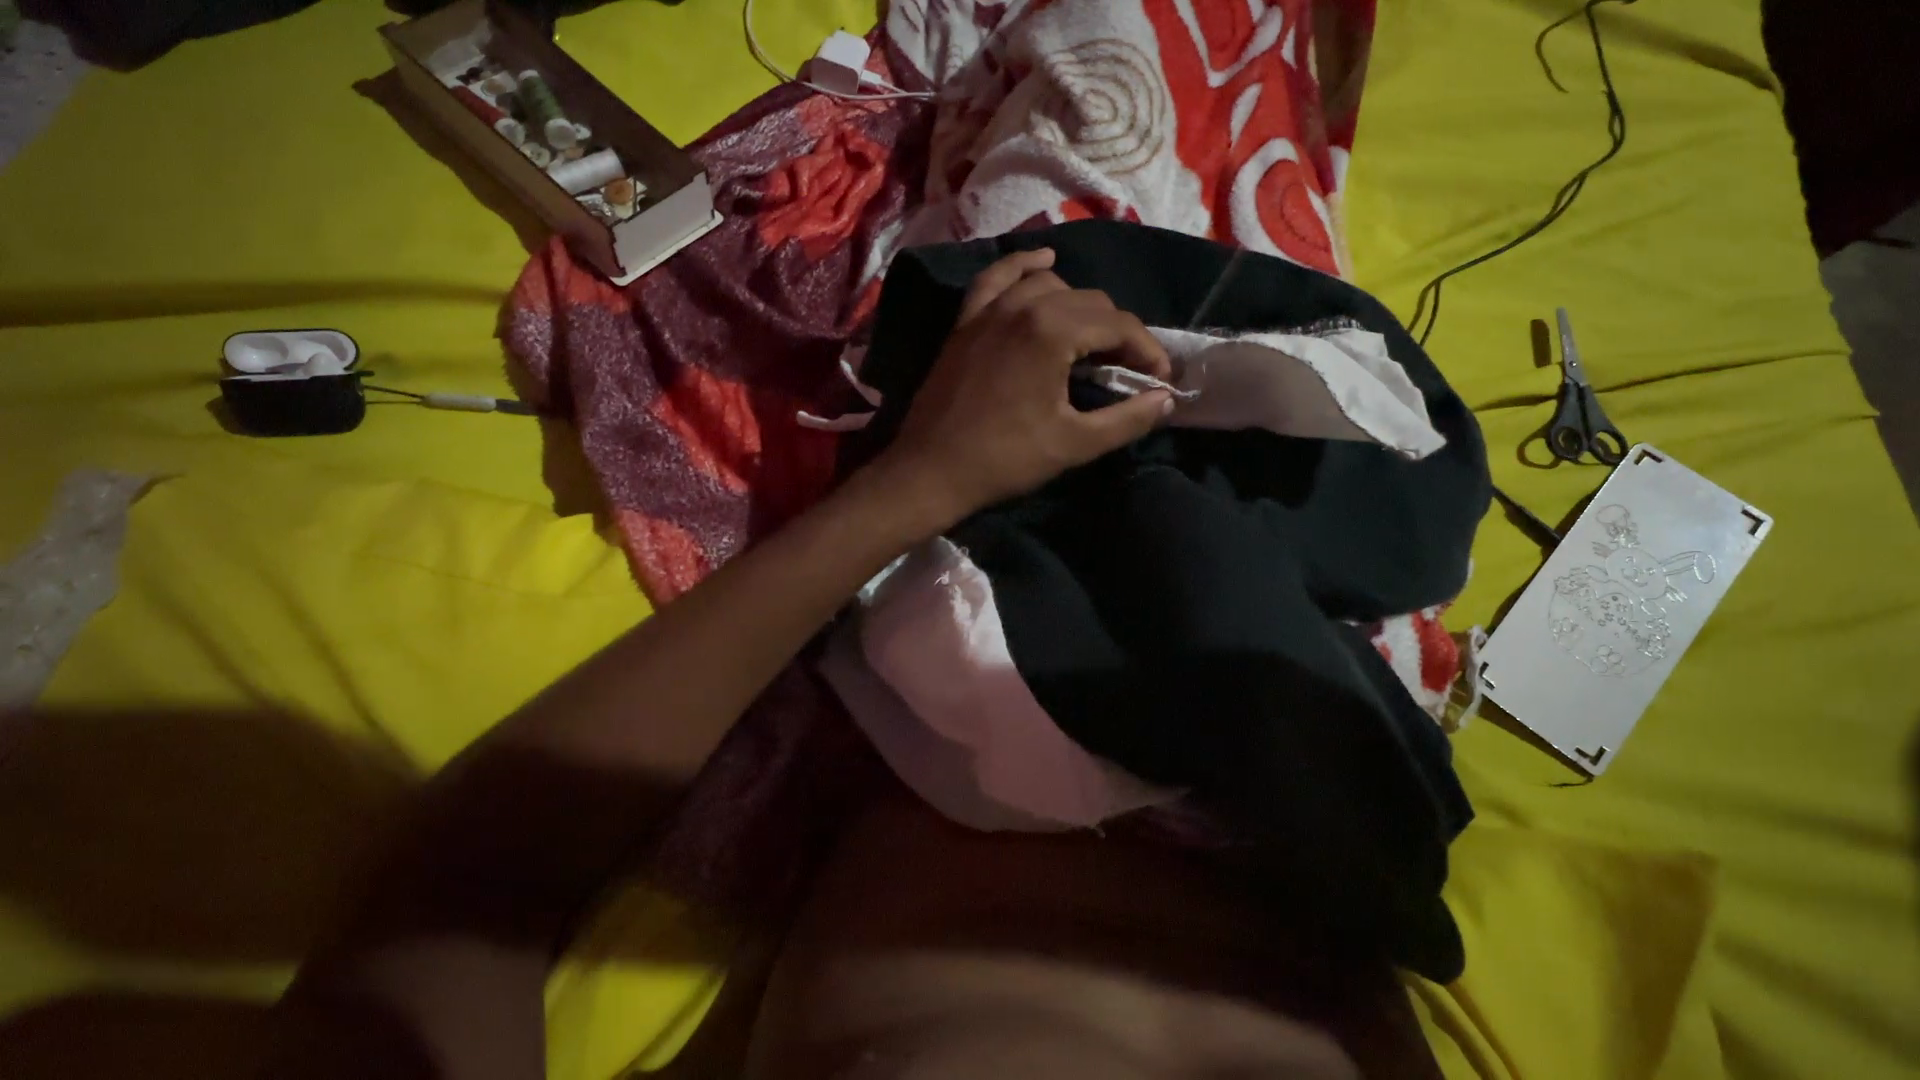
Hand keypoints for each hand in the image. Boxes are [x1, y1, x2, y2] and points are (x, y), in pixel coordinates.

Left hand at [874, 248, 1173, 522]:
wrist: (932, 470)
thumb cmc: (1006, 459)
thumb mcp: (1075, 443)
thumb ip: (1127, 418)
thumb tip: (1166, 399)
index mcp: (1053, 330)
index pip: (1120, 325)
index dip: (1148, 352)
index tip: (1160, 380)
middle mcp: (1023, 305)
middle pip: (1090, 302)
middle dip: (1118, 333)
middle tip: (1127, 371)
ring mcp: (990, 308)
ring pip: (1049, 286)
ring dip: (1078, 306)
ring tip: (1089, 342)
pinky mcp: (966, 320)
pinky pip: (998, 278)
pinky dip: (1023, 268)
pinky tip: (1043, 267)